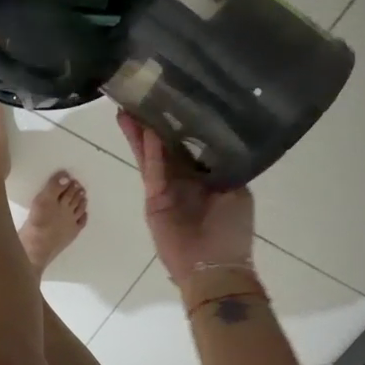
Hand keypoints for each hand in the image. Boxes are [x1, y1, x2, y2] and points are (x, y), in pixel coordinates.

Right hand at [117, 111, 256, 283]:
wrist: (215, 266)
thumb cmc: (232, 231)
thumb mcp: (237, 192)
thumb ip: (224, 166)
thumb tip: (218, 136)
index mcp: (207, 175)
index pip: (191, 143)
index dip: (181, 123)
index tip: (172, 100)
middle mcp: (185, 178)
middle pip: (165, 145)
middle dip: (153, 123)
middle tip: (140, 98)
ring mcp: (167, 188)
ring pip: (152, 155)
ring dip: (141, 134)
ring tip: (127, 111)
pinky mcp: (154, 198)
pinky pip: (152, 171)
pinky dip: (150, 153)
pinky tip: (145, 133)